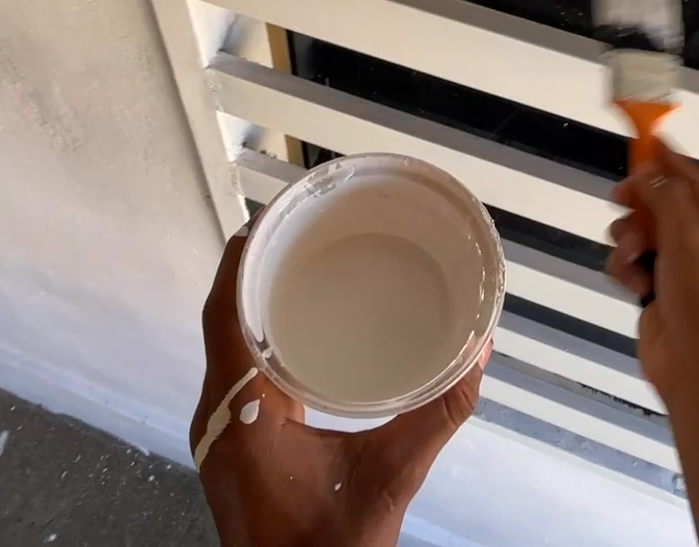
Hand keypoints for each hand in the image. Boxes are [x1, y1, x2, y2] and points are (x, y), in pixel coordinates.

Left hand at [191, 226, 485, 546]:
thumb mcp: (390, 479)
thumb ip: (438, 415)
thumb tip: (477, 353)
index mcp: (241, 417)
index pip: (223, 319)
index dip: (237, 263)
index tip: (266, 221)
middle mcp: (221, 417)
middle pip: (221, 322)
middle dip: (249, 270)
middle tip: (292, 229)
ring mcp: (225, 431)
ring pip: (226, 343)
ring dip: (251, 299)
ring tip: (293, 260)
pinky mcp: (238, 440)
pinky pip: (236, 366)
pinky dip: (258, 332)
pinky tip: (293, 322)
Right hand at [605, 142, 698, 406]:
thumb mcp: (689, 243)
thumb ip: (666, 199)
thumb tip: (649, 171)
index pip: (697, 184)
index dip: (669, 161)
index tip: (644, 139)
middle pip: (665, 207)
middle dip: (642, 207)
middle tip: (619, 197)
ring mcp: (685, 273)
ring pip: (644, 233)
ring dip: (631, 241)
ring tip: (632, 259)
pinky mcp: (661, 293)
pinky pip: (635, 262)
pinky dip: (628, 269)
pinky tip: (631, 284)